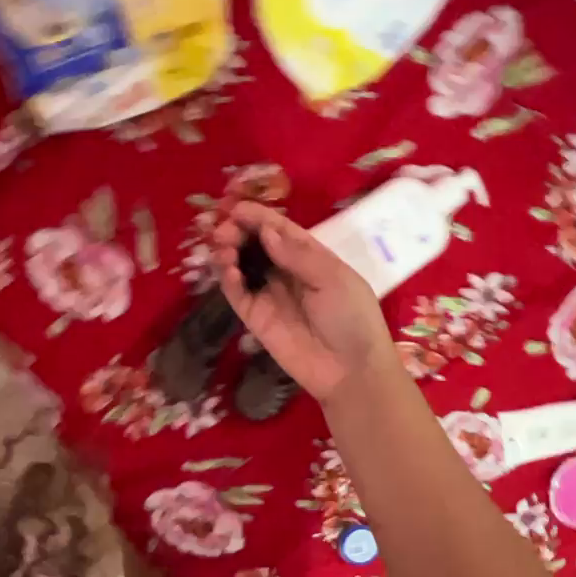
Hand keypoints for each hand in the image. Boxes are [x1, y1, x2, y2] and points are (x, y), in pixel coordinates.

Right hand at [213, 202, 399, 406]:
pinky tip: (229, 272)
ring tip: (223, 249)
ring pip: (242, 268)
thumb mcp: (333, 277)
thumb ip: (297, 254)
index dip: (258, 217)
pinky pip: (239, 295)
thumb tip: (266, 232)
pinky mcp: (257, 320)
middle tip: (225, 230)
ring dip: (229, 254)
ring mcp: (270, 296)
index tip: (236, 207)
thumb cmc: (352, 318)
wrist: (350, 369)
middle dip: (238, 233)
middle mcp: (286, 273)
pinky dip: (230, 281)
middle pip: (255, 246)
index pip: (279, 230)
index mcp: (310, 257)